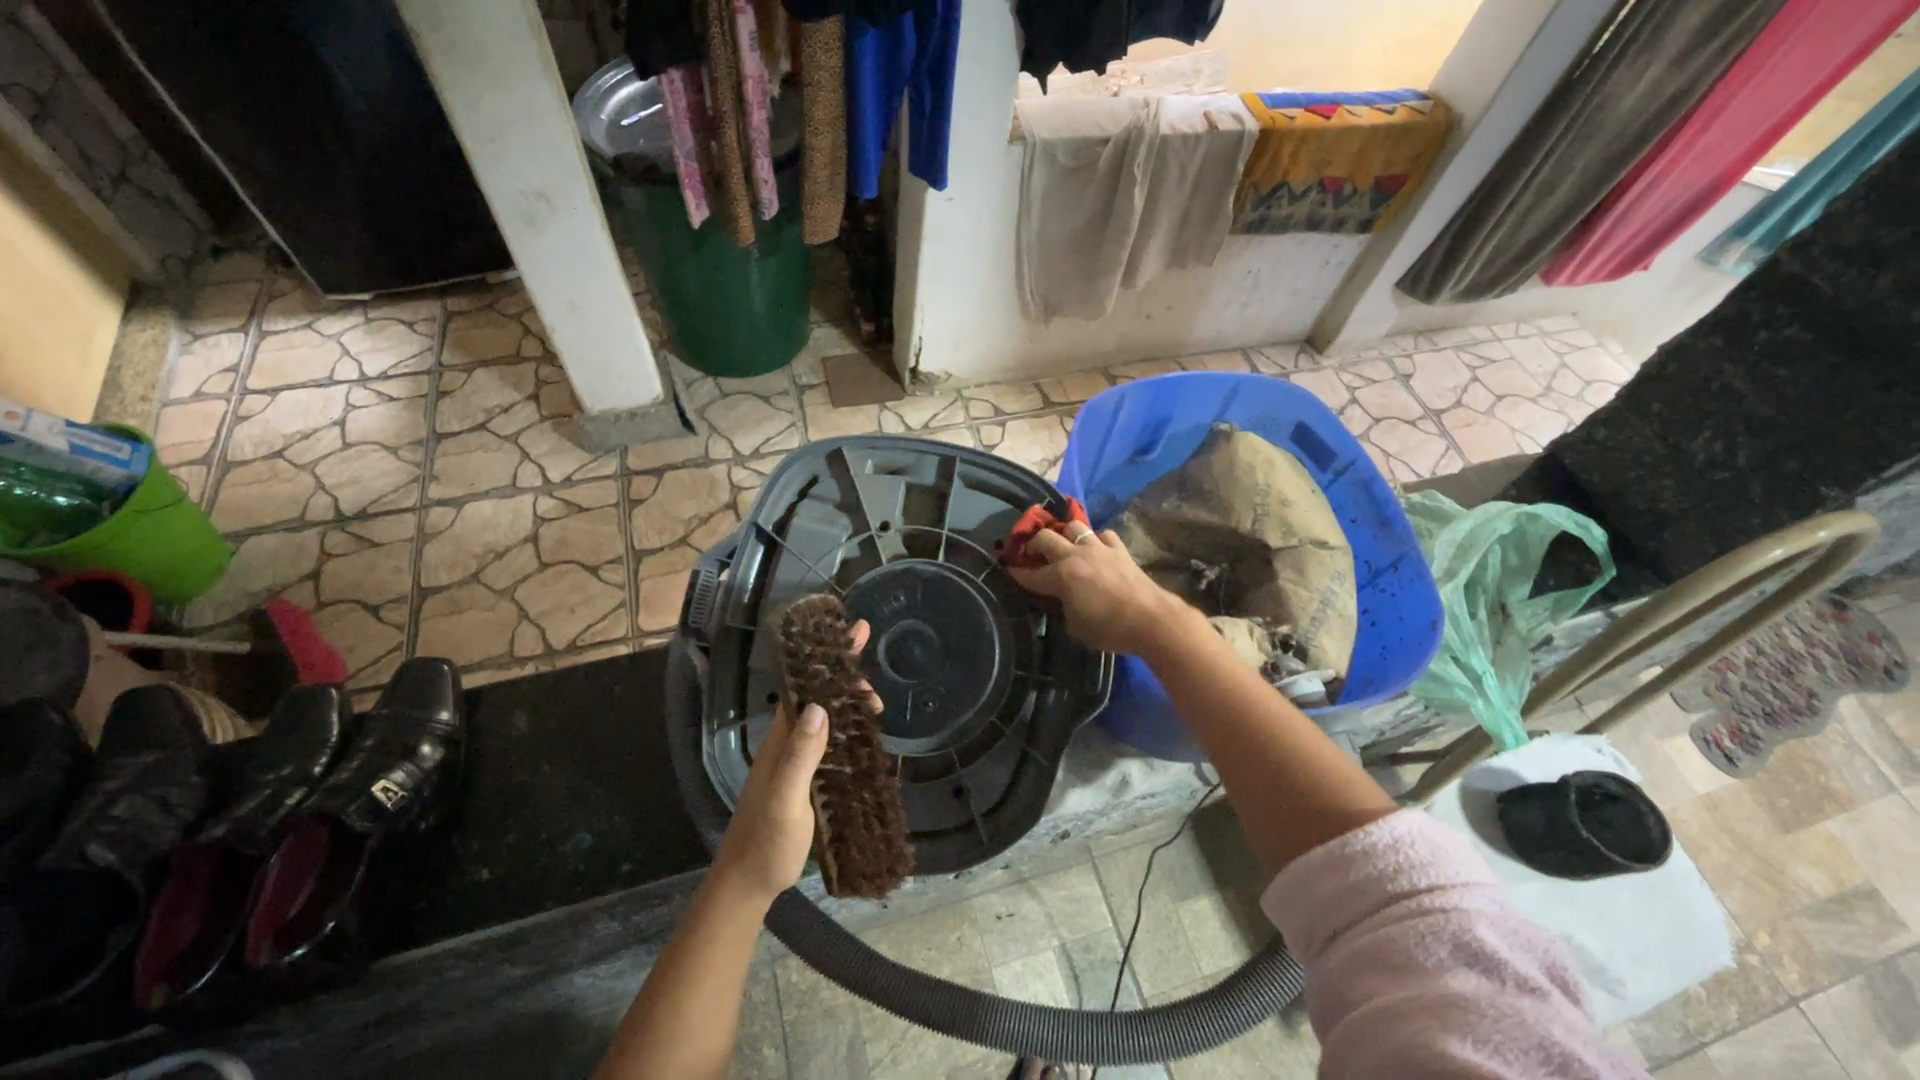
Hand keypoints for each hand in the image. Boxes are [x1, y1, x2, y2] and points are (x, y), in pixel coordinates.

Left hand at [709, 620, 872, 907]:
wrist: (748, 883)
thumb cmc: (766, 842)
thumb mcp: (785, 798)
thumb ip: (800, 755)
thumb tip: (819, 707)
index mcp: (780, 742)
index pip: (805, 689)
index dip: (827, 662)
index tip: (852, 636)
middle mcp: (785, 746)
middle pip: (816, 700)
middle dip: (843, 681)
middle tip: (875, 683)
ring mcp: (793, 765)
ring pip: (822, 721)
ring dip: (846, 706)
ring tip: (875, 704)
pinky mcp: (803, 783)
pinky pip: (827, 744)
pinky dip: (845, 731)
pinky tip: (861, 738)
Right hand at [1006, 524, 1197, 656]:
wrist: (1150, 619)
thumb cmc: (1109, 629)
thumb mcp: (1075, 627)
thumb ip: (1063, 609)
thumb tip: (1062, 601)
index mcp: (1060, 576)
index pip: (1030, 574)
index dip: (1017, 574)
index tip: (1009, 571)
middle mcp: (1076, 556)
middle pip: (1046, 538)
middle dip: (1033, 544)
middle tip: (1032, 553)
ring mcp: (1099, 548)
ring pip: (1074, 527)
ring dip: (1065, 535)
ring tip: (1064, 545)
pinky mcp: (1120, 550)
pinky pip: (1103, 535)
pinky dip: (1096, 540)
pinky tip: (1096, 550)